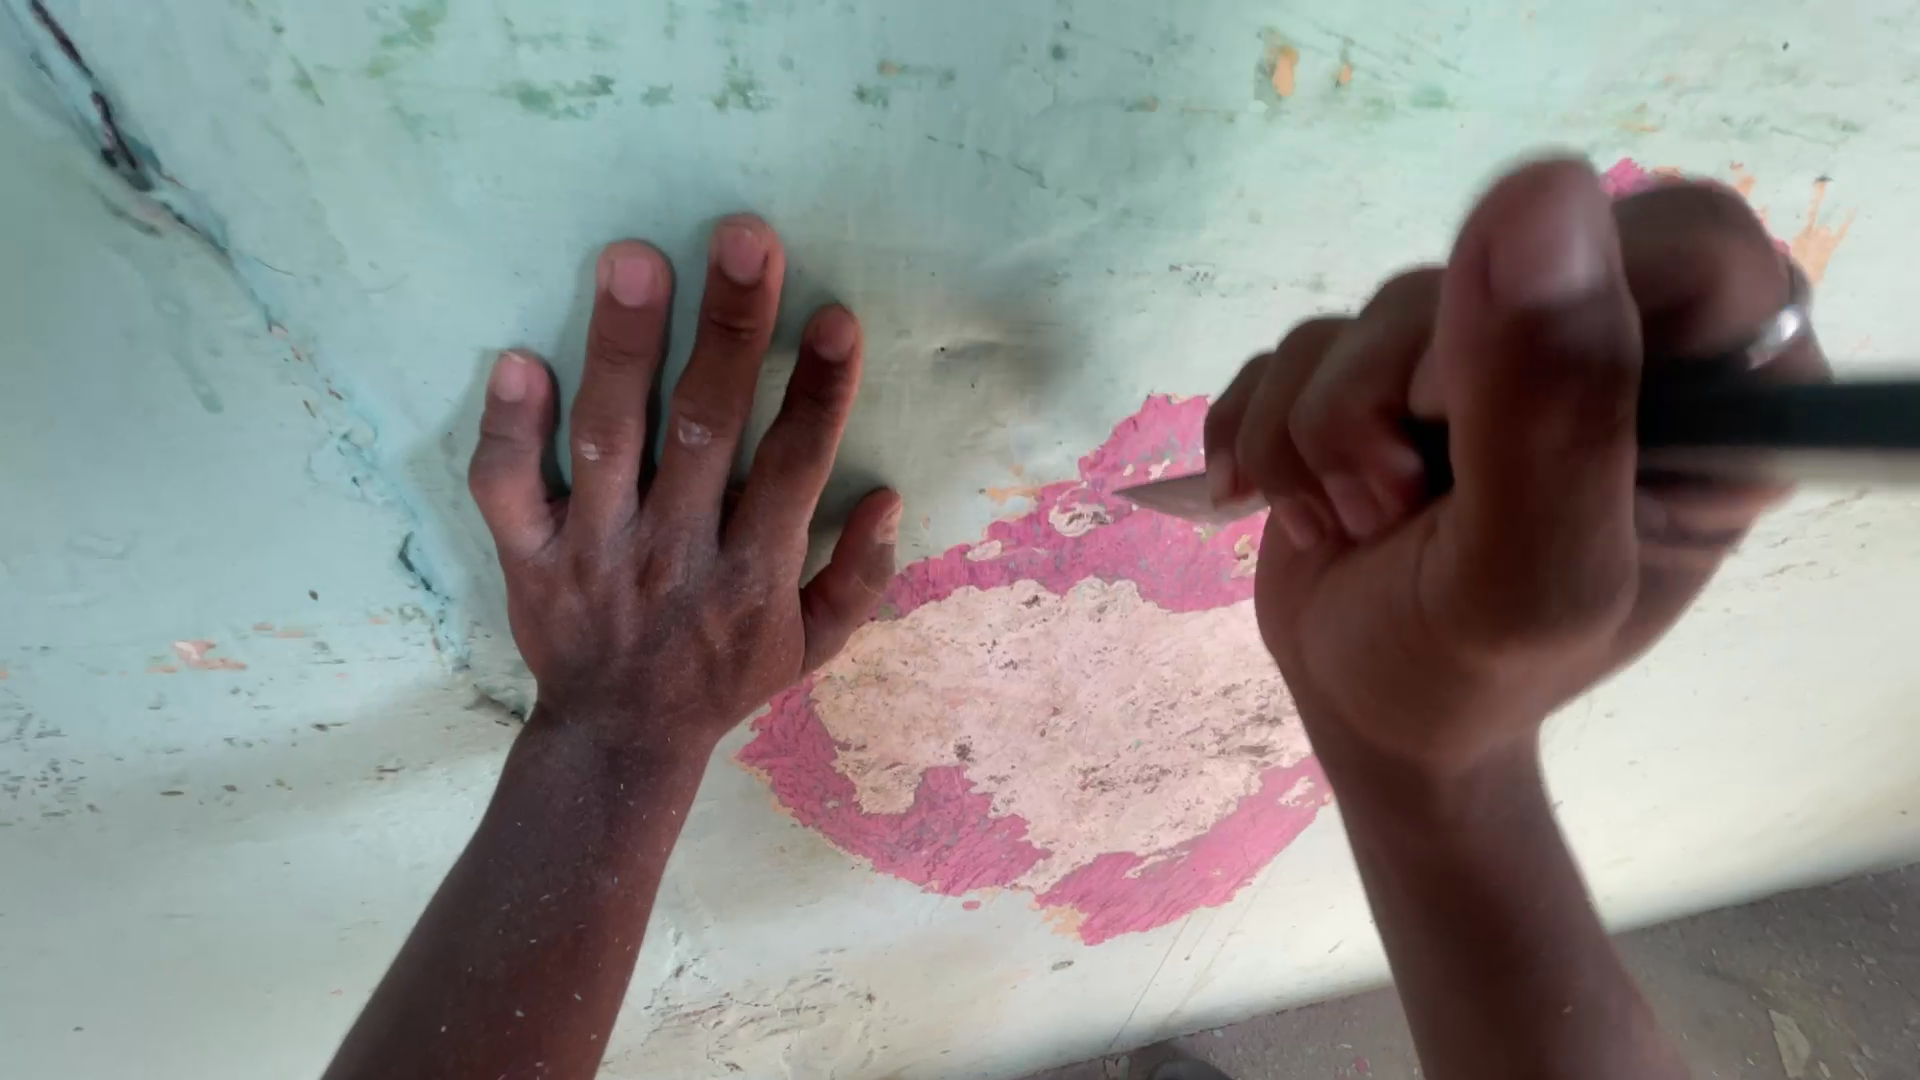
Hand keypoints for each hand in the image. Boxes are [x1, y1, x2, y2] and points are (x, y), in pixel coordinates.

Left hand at [467, 216, 900, 752]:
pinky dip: (508, 430)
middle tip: (744, 240)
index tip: (837, 319)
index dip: (821, 394)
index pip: (794, 470)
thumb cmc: (728, 677)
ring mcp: (593, 554)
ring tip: (635, 261)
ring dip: (622, 350)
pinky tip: (518, 361)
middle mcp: (676, 554)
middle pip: (706, 431)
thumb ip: (859, 576)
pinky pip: (508, 491)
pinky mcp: (528, 560)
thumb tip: (889, 497)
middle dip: (732, 333)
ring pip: (609, 442)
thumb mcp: (816, 647)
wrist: (621, 738)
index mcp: (753, 576)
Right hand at [1206, 159, 1828, 770]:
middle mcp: (1571, 360)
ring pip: (1343, 326)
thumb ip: (1548, 411)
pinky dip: (1243, 435)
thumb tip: (1531, 200)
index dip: (1539, 300)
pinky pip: (1274, 359)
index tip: (1448, 414)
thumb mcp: (1525, 575)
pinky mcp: (1350, 394)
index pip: (1666, 242)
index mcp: (1696, 396)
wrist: (1363, 709)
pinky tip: (1254, 496)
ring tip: (1327, 527)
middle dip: (1372, 407)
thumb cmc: (1463, 673)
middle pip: (1454, 280)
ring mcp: (1446, 375)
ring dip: (1298, 441)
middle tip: (1377, 512)